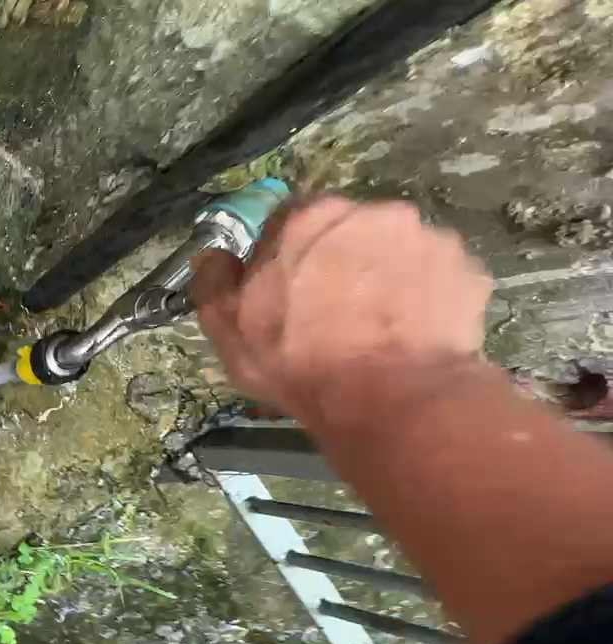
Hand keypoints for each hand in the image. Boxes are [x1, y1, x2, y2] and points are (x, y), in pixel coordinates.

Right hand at [190, 196, 493, 426]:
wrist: (389, 392)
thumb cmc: (292, 356)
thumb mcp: (224, 326)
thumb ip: (213, 281)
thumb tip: (213, 256)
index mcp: (309, 219)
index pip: (284, 219)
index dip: (274, 254)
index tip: (271, 288)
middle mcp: (375, 214)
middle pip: (342, 231)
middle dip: (328, 260)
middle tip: (315, 310)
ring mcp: (429, 238)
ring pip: (388, 251)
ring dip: (372, 276)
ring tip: (360, 326)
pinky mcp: (468, 269)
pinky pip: (428, 276)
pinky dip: (412, 296)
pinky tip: (395, 332)